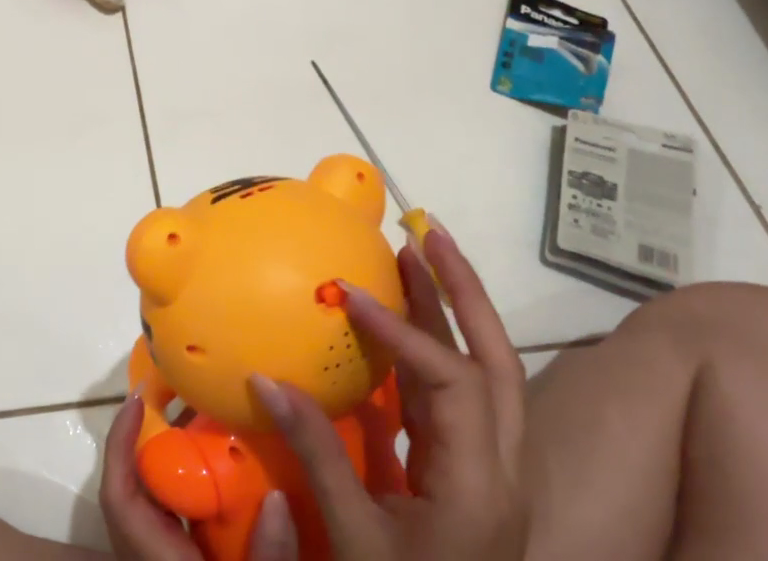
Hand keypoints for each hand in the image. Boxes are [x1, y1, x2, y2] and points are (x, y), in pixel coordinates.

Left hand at [99, 390, 305, 560]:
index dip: (122, 442)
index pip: (120, 493)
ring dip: (171, 467)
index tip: (140, 399)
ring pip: (153, 508)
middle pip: (133, 490)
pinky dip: (191, 499)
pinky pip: (176, 526)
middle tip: (187, 405)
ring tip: (209, 430)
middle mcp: (147, 559)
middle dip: (151, 443)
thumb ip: (267, 560)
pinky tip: (228, 485)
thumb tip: (277, 502)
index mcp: (153, 560)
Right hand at [248, 227, 528, 559]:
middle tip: (426, 236)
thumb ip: (316, 454)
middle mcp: (502, 469)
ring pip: (492, 376)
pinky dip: (440, 351)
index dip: (402, 333)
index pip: (450, 383)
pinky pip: (465, 398)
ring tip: (424, 257)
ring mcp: (495, 472)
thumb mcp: (352, 539)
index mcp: (478, 485)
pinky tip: (407, 328)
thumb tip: (266, 379)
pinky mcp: (474, 476)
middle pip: (499, 363)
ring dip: (460, 313)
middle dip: (464, 294)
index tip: (350, 295)